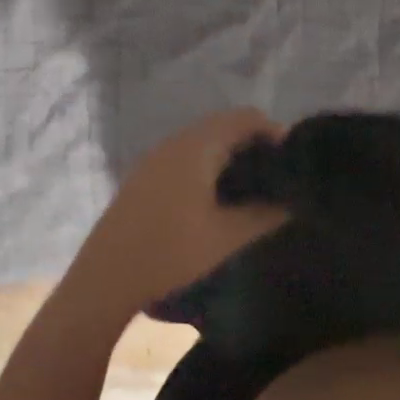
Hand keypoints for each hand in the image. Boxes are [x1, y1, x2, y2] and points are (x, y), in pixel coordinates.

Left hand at [60, 109, 290, 319]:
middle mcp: (174, 143)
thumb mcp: (229, 237)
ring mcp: (154, 160)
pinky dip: (209, 171)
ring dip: (231, 160)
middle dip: (255, 147)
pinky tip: (218, 205)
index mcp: (196, 147)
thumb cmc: (171, 254)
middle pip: (224, 127)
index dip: (276, 134)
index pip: (246, 117)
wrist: (105, 282)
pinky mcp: (143, 180)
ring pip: (204, 144)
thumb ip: (267, 214)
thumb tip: (294, 200)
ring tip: (254, 195)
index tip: (294, 166)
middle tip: (279, 182)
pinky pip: (186, 160)